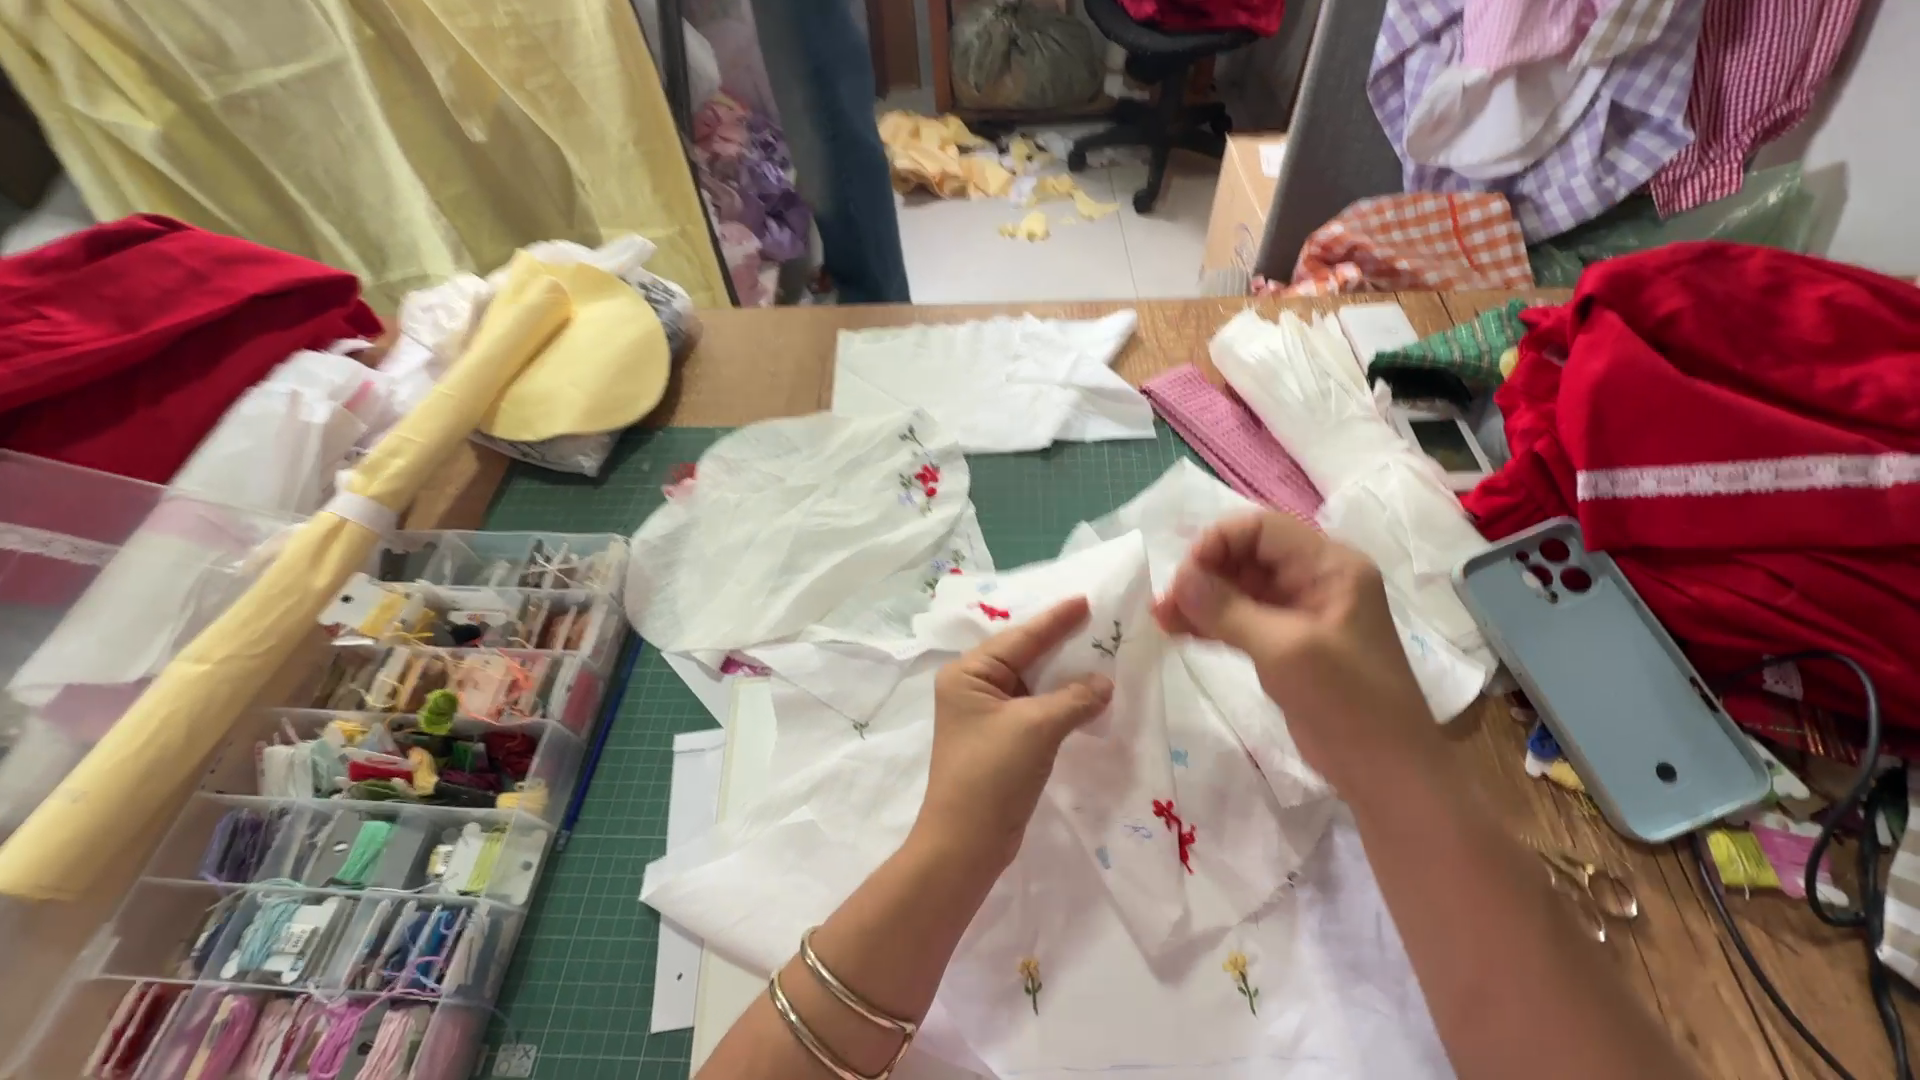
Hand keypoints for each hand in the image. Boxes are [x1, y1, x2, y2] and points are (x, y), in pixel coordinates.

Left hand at [912, 597, 1113, 873]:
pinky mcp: (1001, 740)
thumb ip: (1074, 698)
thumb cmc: (992, 775)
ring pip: (1032, 683)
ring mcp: (986, 715)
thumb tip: (1105, 682)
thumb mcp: (1036, 727)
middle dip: (1062, 643)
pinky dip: (1061, 701)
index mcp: (968, 673)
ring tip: (1101, 654)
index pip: (1020, 637)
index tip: (1086, 599)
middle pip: (1025, 656)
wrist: (967, 842)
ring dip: (1064, 675)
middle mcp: (972, 687)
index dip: (1055, 620)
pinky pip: (1035, 708)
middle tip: (1100, 622)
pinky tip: (1088, 695)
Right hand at [1153, 511, 1435, 790]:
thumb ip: (1228, 610)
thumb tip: (1177, 579)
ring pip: (1239, 587)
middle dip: (1203, 574)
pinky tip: (1179, 632)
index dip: (1218, 542)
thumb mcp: (1284, 649)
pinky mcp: (1285, 642)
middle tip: (1166, 604)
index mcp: (1330, 566)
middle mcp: (1315, 579)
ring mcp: (1300, 612)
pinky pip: (1240, 617)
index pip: (1262, 529)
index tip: (1184, 576)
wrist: (1384, 770)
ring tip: (1161, 619)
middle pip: (1247, 555)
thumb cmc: (1346, 700)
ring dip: (1200, 599)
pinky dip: (1210, 621)